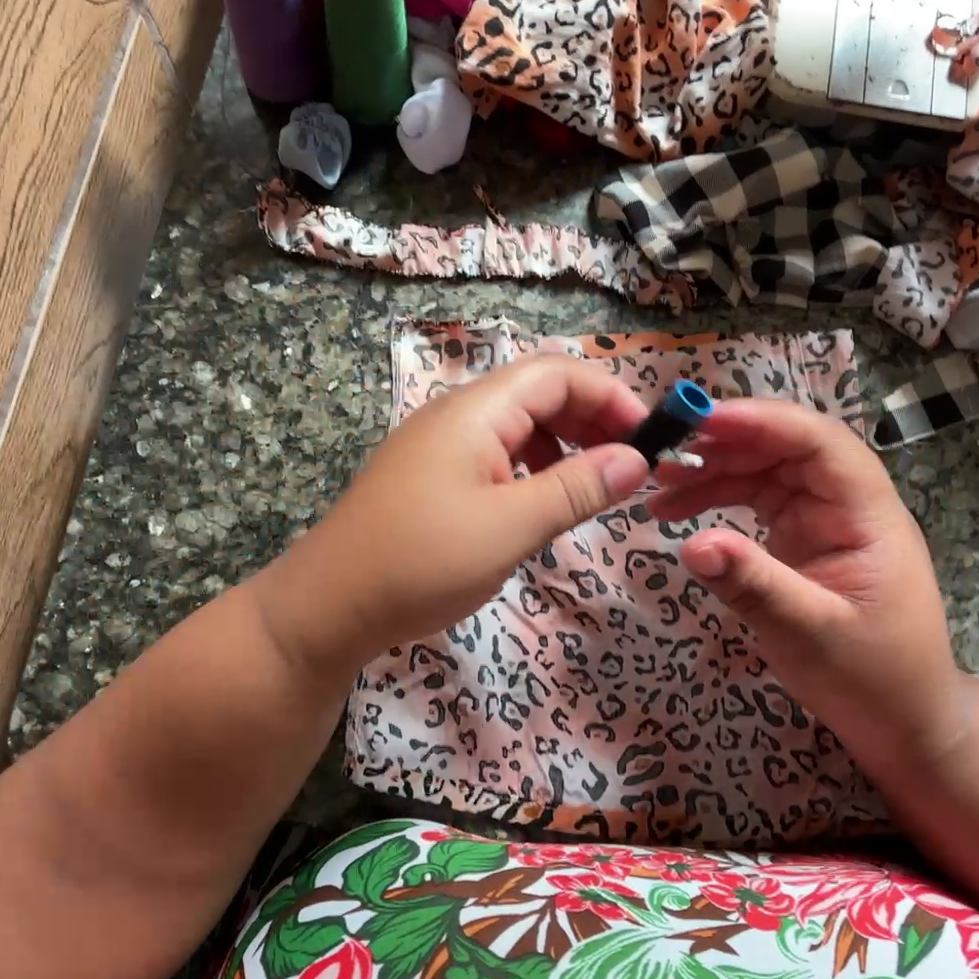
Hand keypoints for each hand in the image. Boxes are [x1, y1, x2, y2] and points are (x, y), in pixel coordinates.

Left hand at [254, 356, 651, 668]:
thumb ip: (576, 489)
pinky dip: (528, 469)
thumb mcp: (511, 528)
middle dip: (590, 420)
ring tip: (592, 487)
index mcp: (474, 410)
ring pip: (515, 425)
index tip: (650, 438)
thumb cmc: (421, 561)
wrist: (328, 605)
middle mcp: (454, 414)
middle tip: (630, 466)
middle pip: (537, 393)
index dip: (610, 395)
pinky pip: (491, 454)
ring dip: (561, 446)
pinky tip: (538, 504)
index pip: (557, 372)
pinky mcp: (427, 477)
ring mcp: (436, 445)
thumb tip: (636, 458)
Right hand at [647, 398, 969, 763]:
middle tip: (663, 458)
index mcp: (868, 515)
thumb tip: (691, 545)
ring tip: (658, 487)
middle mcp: (846, 503)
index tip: (702, 423)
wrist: (899, 718)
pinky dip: (715, 498)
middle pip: (785, 448)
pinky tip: (676, 510)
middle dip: (724, 445)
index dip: (762, 423)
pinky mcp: (800, 534)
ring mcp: (822, 517)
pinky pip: (754, 498)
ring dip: (712, 470)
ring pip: (764, 469)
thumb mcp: (808, 633)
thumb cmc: (871, 676)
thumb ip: (753, 584)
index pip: (819, 444)